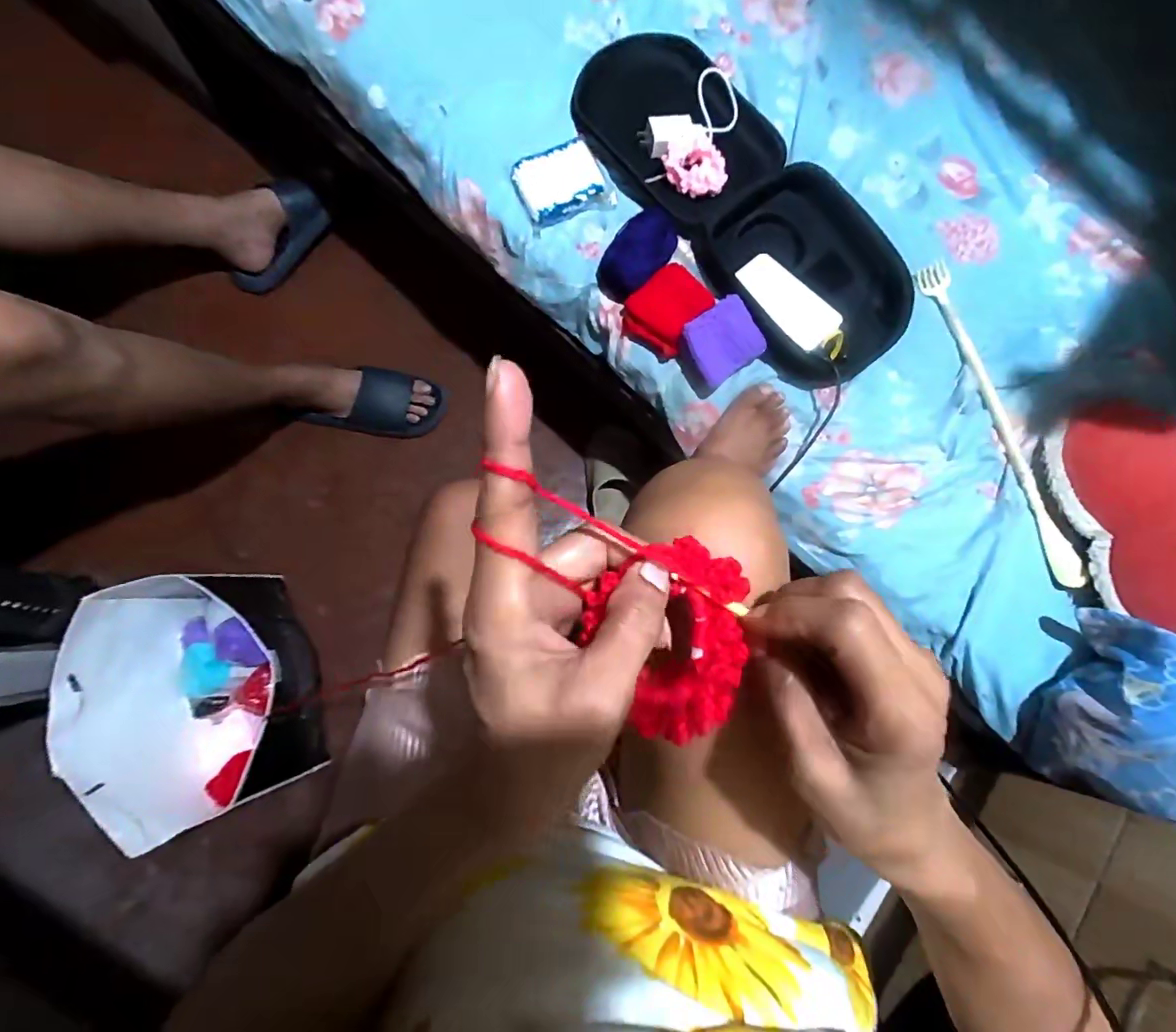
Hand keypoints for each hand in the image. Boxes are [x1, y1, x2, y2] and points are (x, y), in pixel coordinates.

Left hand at [461, 358, 668, 836]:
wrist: (501, 805)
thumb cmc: (535, 760)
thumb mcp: (596, 698)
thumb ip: (629, 627)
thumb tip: (655, 571)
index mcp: (504, 603)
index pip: (503, 505)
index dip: (505, 437)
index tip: (501, 370)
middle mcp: (514, 591)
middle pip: (579, 548)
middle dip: (628, 568)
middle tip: (675, 608)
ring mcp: (531, 607)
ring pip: (593, 572)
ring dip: (630, 596)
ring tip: (657, 646)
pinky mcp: (547, 624)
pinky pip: (594, 596)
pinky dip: (623, 610)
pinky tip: (644, 644)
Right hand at [745, 572, 957, 883]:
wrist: (915, 829)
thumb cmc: (861, 815)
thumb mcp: (811, 776)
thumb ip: (788, 709)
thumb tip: (761, 649)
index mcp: (900, 708)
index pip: (850, 624)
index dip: (792, 613)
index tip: (748, 628)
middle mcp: (918, 669)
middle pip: (852, 592)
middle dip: (793, 599)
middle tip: (755, 630)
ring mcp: (918, 654)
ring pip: (854, 590)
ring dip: (804, 601)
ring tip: (773, 634)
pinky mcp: (907, 649)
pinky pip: (857, 607)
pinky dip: (817, 611)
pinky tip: (798, 642)